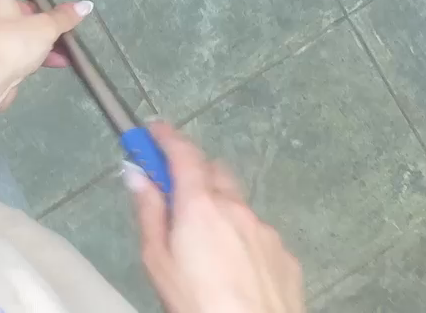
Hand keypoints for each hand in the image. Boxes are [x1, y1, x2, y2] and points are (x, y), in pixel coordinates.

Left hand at [0, 0, 90, 110]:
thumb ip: (64, 17)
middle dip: (36, 14)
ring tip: (66, 44)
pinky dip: (35, 53)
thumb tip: (85, 5)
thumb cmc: (14, 42)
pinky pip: (17, 49)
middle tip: (57, 17)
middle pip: (14, 7)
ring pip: (18, 31)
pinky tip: (59, 62)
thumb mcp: (45, 27)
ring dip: (40, 37)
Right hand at [129, 123, 303, 312]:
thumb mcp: (157, 260)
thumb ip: (148, 211)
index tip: (153, 129)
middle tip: (177, 192)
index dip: (166, 136)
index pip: (183, 152)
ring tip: (209, 245)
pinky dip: (243, 237)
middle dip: (195, 171)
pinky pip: (259, 234)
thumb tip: (137, 174)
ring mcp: (267, 233)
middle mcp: (236, 208)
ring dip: (220, 208)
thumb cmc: (196, 303)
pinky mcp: (288, 259)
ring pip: (238, 205)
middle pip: (215, 170)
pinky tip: (238, 270)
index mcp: (200, 204)